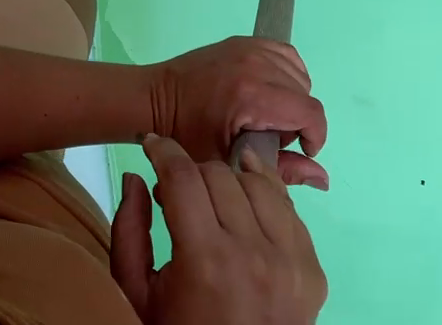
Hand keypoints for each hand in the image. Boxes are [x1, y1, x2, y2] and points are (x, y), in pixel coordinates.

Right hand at [111, 135, 327, 323]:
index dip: (163, 151)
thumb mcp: (138, 295)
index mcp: (204, 261)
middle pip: (217, 174)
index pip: (183, 176)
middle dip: (190, 172)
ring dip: (227, 182)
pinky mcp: (313, 271)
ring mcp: (289, 261)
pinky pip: (288, 207)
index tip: (152, 145)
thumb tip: (135, 178)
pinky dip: (264, 194)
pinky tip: (246, 198)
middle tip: (177, 191)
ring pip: (254, 182)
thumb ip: (129, 232)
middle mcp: (252, 254)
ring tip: (213, 200)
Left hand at [150, 37, 327, 189]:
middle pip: (305, 94)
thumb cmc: (189, 137)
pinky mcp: (243, 41)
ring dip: (292, 96)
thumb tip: (323, 178)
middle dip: (298, 120)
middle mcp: (256, 65)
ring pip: (298, 74)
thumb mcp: (232, 163)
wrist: (156, 99)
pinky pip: (284, 54)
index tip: (298, 151)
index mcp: (252, 96)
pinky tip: (268, 91)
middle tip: (270, 135)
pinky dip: (285, 72)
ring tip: (266, 113)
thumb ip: (281, 170)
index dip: (314, 137)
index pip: (311, 113)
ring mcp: (250, 48)